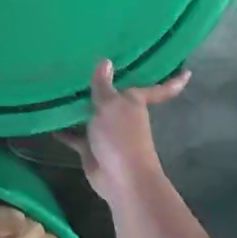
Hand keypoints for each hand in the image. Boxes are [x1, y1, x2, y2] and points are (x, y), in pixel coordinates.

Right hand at [61, 59, 190, 200]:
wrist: (120, 176)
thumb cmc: (120, 136)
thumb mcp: (109, 106)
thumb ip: (103, 86)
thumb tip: (104, 62)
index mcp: (133, 103)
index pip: (156, 89)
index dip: (171, 82)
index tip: (187, 72)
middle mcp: (122, 116)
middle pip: (116, 100)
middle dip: (108, 90)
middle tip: (95, 71)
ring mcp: (106, 133)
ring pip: (92, 117)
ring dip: (80, 108)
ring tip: (62, 92)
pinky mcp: (90, 148)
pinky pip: (74, 136)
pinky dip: (64, 131)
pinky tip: (48, 123)